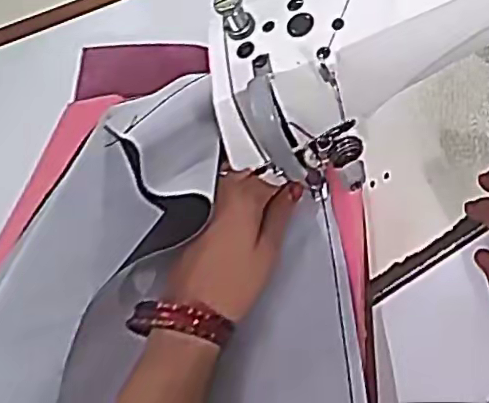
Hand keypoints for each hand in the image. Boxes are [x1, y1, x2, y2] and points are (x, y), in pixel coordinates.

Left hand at [163, 171, 303, 322]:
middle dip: (268, 184)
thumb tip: (291, 193)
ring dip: (250, 191)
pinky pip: (223, 200)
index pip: (274, 176)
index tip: (294, 192)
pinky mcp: (198, 220)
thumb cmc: (229, 288)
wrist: (193, 314)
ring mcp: (208, 206)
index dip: (287, 184)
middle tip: (281, 203)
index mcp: (245, 196)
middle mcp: (224, 195)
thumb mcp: (269, 250)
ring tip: (261, 216)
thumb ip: (282, 214)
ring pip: (236, 184)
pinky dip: (234, 204)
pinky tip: (240, 227)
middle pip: (253, 175)